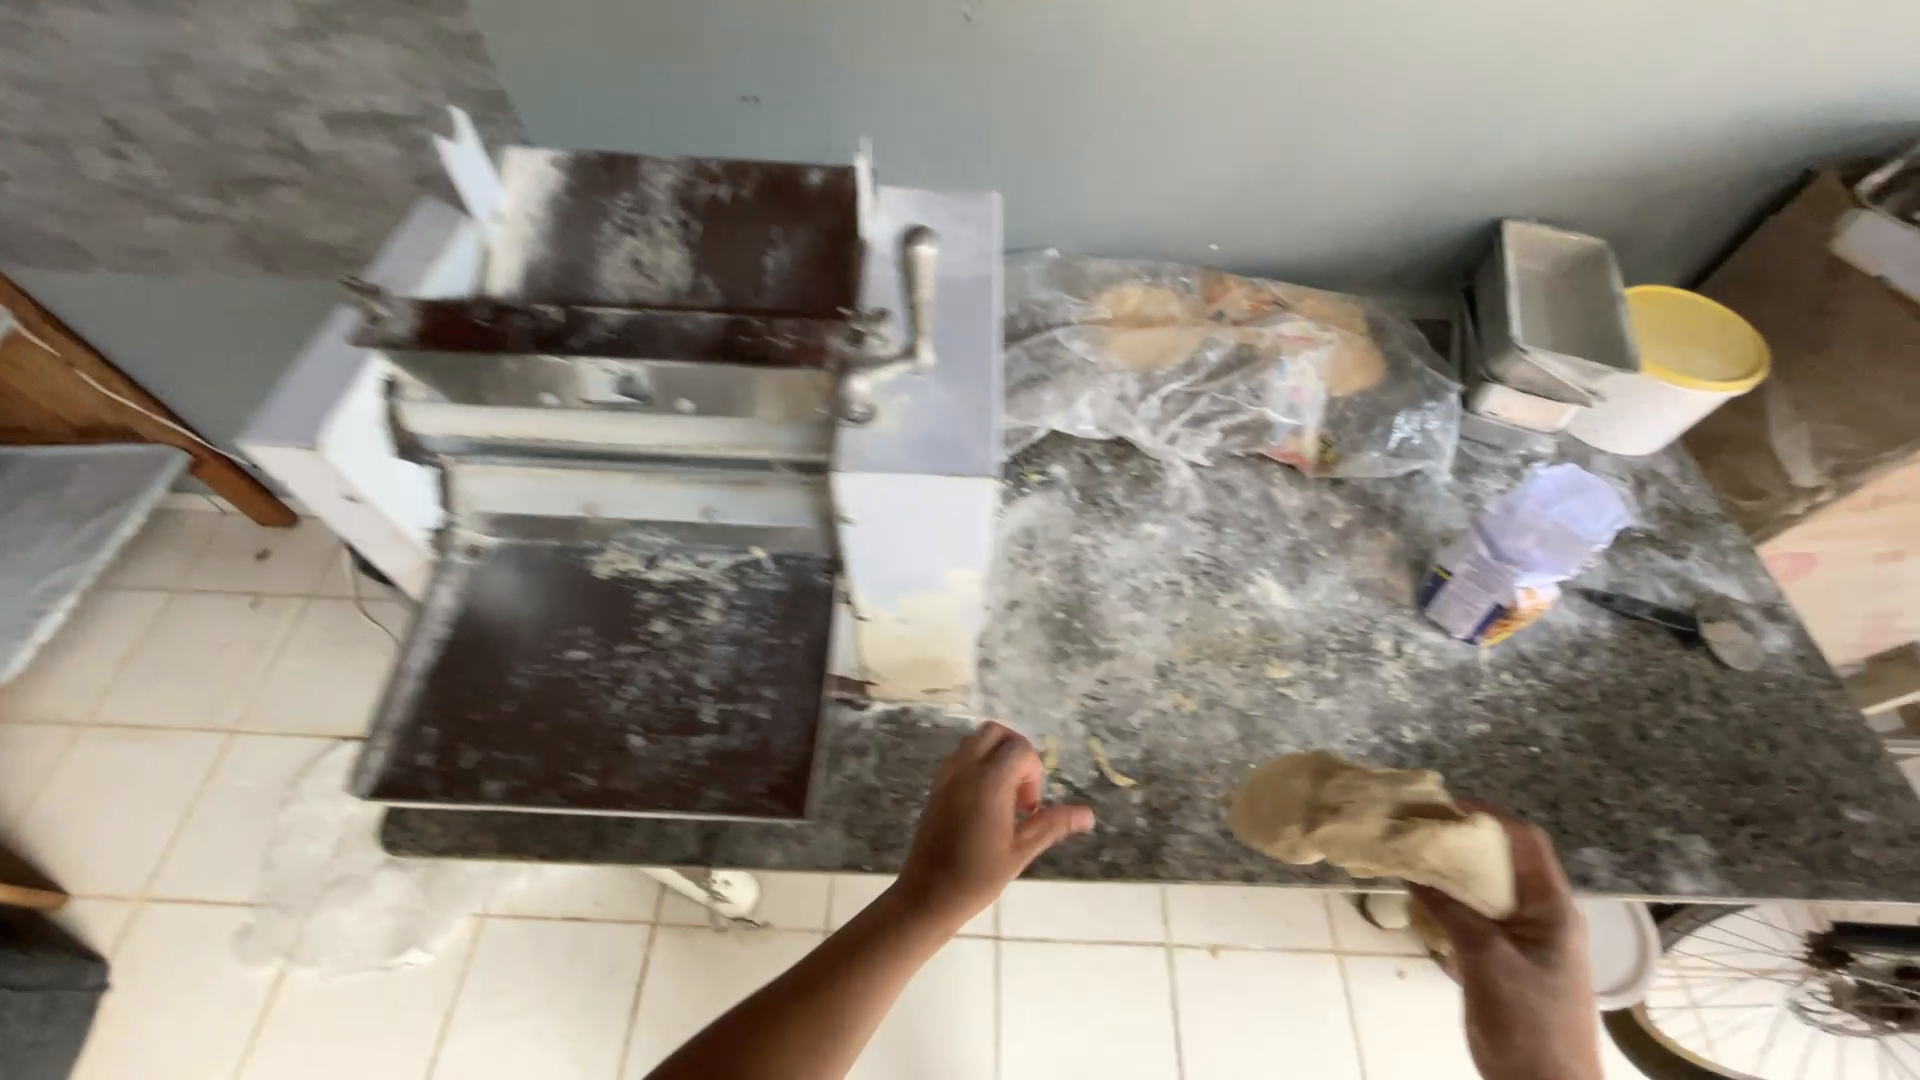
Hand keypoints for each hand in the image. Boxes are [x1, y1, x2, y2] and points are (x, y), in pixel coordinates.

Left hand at [893, 721, 1094, 930]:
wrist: (927, 894)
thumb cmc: (977, 876)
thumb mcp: (1022, 850)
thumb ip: (1053, 824)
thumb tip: (1089, 815)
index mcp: (989, 781)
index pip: (1020, 748)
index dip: (1034, 772)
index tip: (1030, 808)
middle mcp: (965, 768)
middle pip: (995, 732)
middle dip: (1016, 751)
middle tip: (1021, 789)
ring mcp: (947, 775)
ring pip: (975, 740)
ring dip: (995, 755)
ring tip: (1004, 796)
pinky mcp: (936, 786)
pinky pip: (960, 756)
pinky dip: (977, 764)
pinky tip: (983, 802)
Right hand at [1409, 816, 1602, 1079]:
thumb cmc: (1528, 1020)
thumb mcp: (1485, 958)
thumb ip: (1448, 908)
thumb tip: (1407, 864)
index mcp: (1552, 908)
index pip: (1525, 841)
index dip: (1486, 815)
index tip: (1439, 804)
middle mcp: (1540, 914)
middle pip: (1500, 859)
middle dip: (1457, 838)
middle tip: (1411, 826)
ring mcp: (1521, 937)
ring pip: (1482, 886)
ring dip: (1447, 868)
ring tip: (1405, 854)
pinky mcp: (1501, 956)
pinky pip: (1471, 912)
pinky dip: (1444, 898)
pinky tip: (1414, 895)